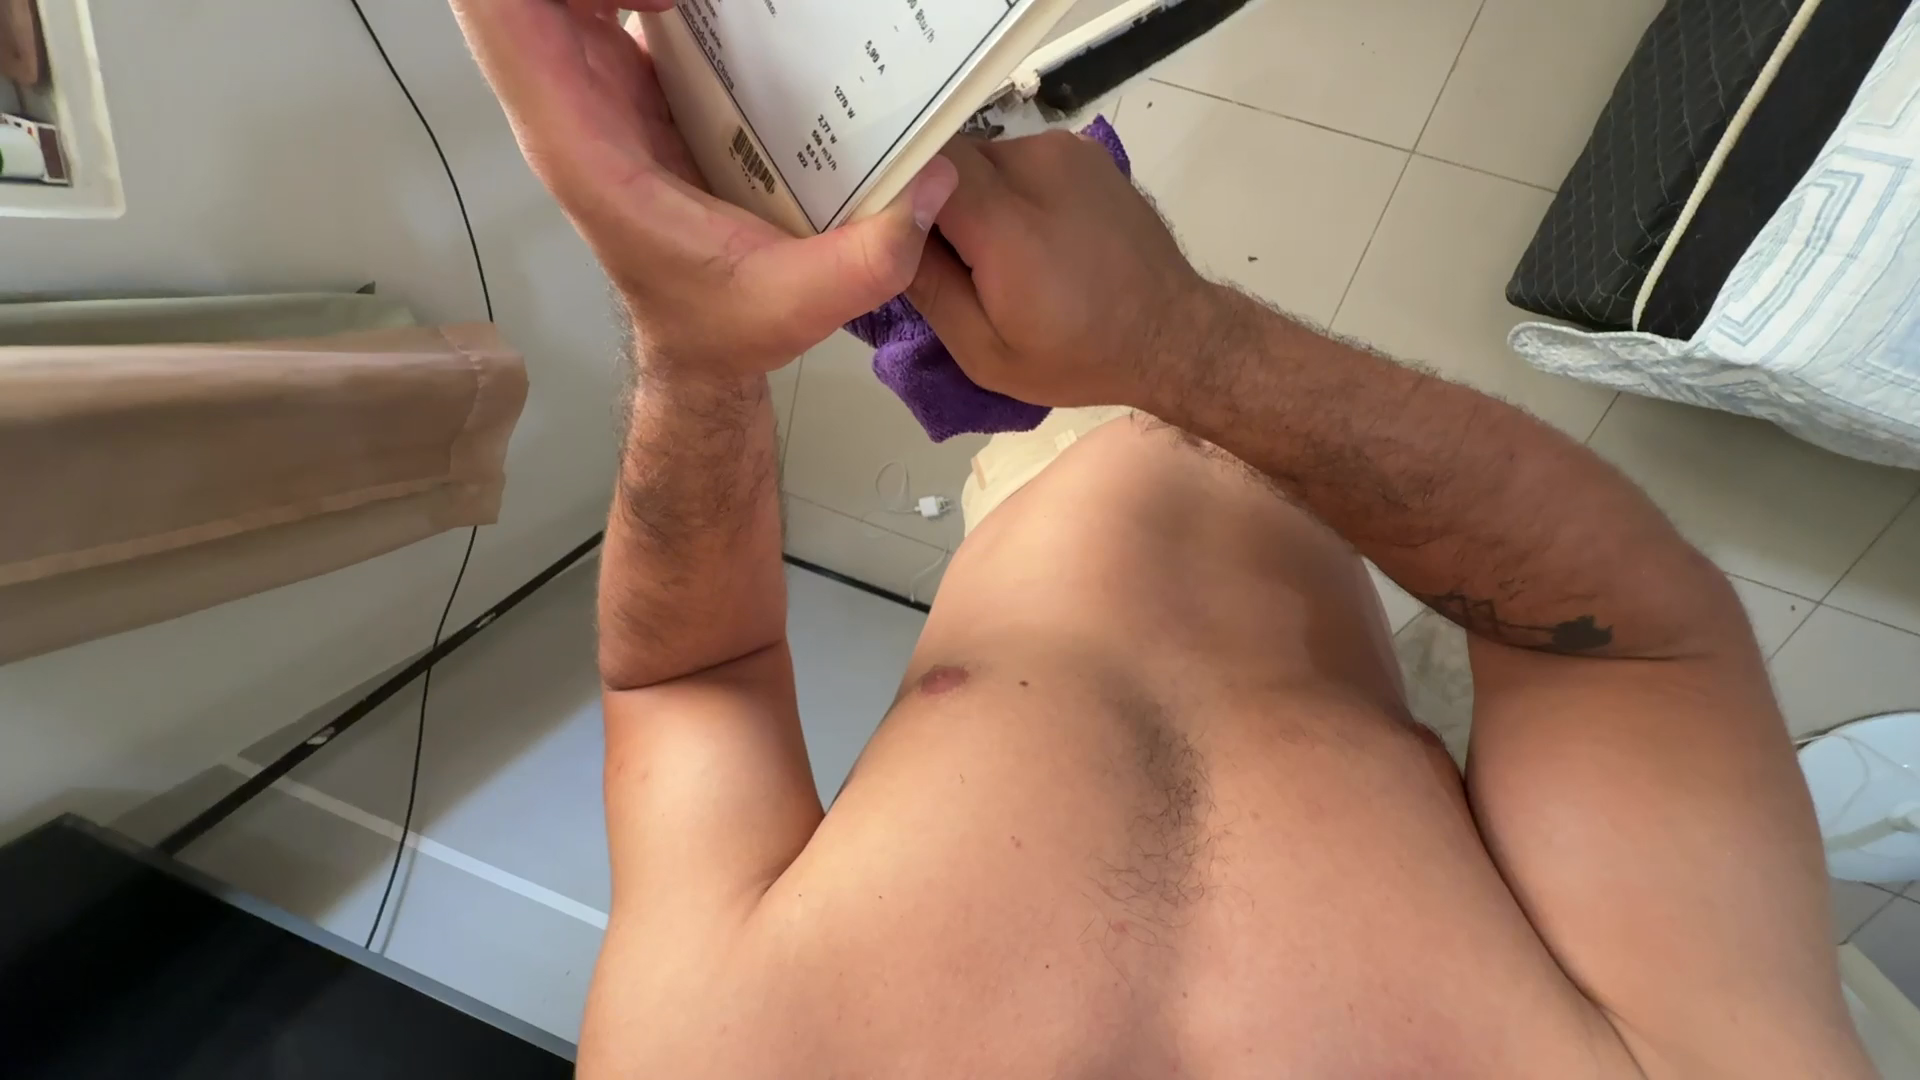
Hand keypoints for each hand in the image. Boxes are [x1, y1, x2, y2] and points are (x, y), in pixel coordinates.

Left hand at [450, 0, 958, 375]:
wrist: (703, 348)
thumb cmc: (727, 330)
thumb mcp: (802, 307)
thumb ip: (870, 260)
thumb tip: (933, 182)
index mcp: (585, 148)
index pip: (502, 5)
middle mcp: (576, 105)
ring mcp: (601, 90)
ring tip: (745, 2)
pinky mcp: (636, 88)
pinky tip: (744, 8)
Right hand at [907, 131, 1220, 410]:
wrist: (1170, 335)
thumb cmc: (1077, 357)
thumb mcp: (987, 352)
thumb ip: (931, 291)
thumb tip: (886, 240)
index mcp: (1006, 222)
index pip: (921, 164)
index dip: (895, 194)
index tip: (887, 234)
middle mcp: (1036, 165)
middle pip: (950, 160)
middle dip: (933, 205)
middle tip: (944, 263)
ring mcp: (1066, 151)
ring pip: (984, 159)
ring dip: (972, 201)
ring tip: (993, 258)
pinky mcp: (1085, 153)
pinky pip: (1019, 161)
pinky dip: (1007, 194)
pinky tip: (1027, 241)